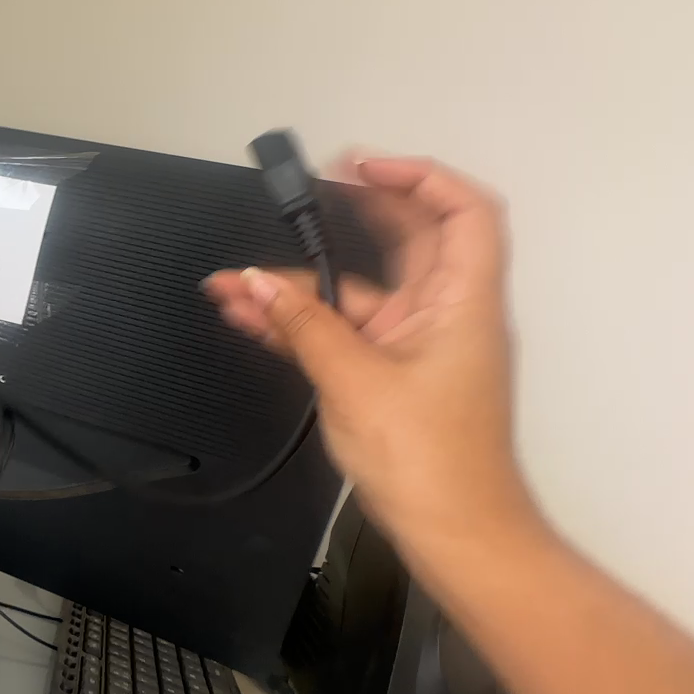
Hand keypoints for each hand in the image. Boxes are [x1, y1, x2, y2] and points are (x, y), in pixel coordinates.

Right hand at [203, 156, 535, 547]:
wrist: (447, 527)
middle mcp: (440, 314)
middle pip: (402, 242)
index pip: (461, 214)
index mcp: (461, 305)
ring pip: (349, 291)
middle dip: (347, 216)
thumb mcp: (353, 379)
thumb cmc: (429, 460)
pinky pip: (330, 328)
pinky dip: (291, 320)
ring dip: (294, 284)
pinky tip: (247, 315)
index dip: (415, 178)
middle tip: (300, 196)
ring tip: (233, 281)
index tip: (358, 166)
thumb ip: (302, 324)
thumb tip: (258, 283)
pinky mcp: (377, 368)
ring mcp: (406, 342)